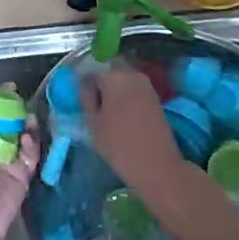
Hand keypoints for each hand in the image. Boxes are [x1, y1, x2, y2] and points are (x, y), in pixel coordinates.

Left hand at [0, 88, 38, 239]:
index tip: (8, 88)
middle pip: (7, 122)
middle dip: (15, 110)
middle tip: (22, 100)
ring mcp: (8, 160)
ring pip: (22, 135)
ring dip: (26, 124)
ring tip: (28, 116)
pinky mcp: (23, 173)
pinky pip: (31, 153)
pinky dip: (32, 143)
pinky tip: (27, 137)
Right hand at [78, 71, 186, 194]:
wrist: (158, 166)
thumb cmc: (119, 145)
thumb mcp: (93, 123)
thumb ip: (86, 99)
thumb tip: (84, 86)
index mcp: (114, 76)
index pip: (90, 73)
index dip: (83, 86)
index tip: (81, 102)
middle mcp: (132, 74)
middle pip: (108, 73)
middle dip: (99, 85)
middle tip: (93, 107)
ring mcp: (146, 85)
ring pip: (121, 81)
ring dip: (112, 91)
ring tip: (106, 112)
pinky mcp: (155, 97)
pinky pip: (133, 90)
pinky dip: (124, 97)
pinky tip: (120, 115)